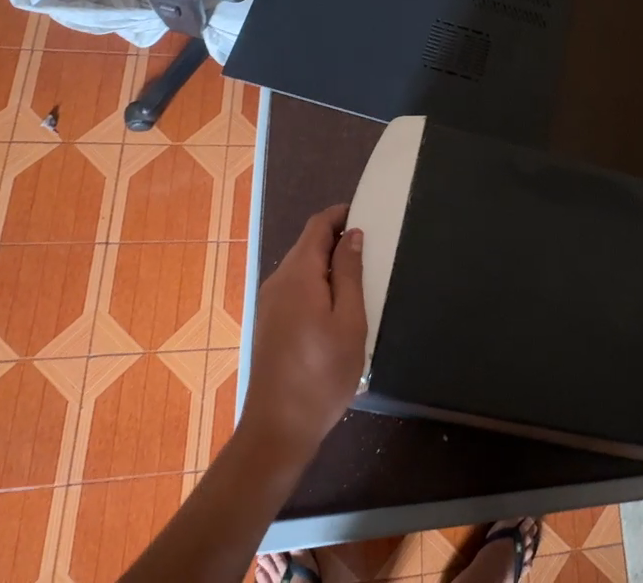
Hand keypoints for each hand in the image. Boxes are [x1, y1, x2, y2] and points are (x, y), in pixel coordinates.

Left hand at [238, 204, 366, 460]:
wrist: (278, 428)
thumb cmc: (322, 375)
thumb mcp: (349, 322)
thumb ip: (350, 274)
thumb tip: (353, 236)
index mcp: (298, 276)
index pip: (317, 227)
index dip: (341, 215)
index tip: (369, 215)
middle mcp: (277, 282)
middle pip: (307, 245)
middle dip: (338, 240)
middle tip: (374, 249)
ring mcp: (269, 303)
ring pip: (301, 267)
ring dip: (329, 264)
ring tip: (362, 278)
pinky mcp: (269, 322)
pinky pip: (295, 288)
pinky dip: (318, 284)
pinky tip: (338, 306)